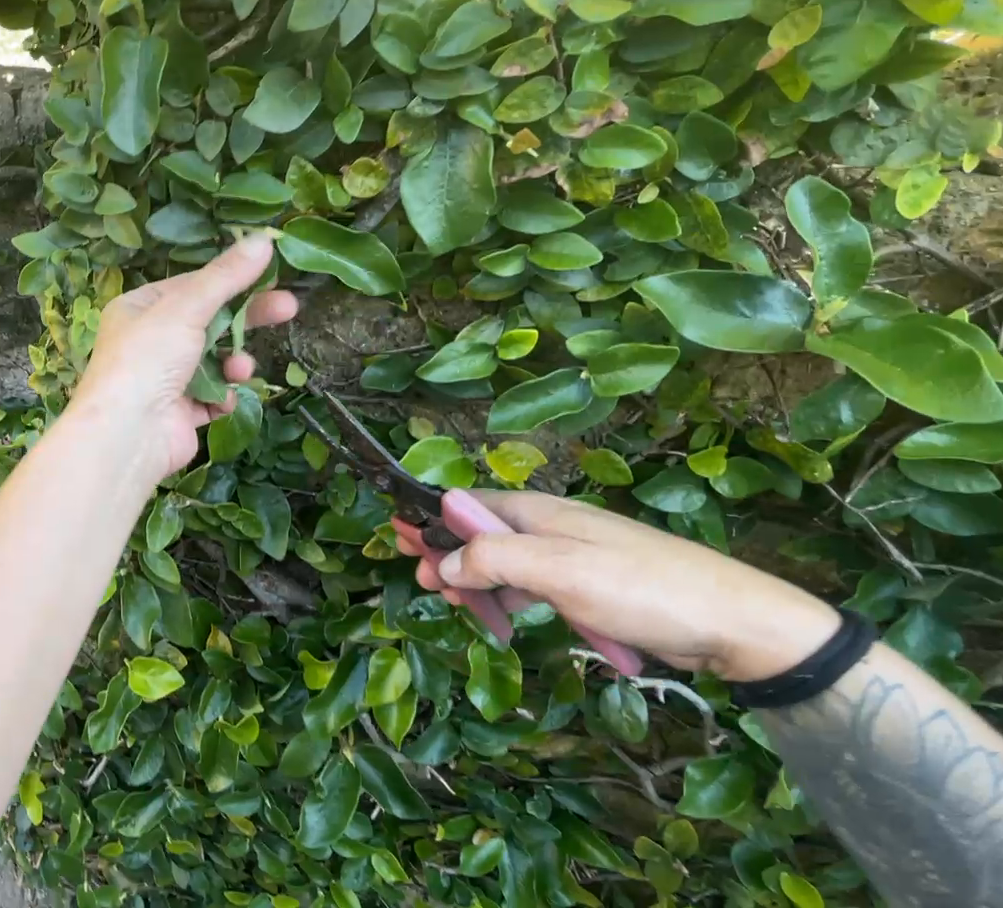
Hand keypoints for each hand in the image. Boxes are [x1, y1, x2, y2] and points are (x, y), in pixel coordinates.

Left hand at [65, 233, 297, 483]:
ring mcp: (164, 378)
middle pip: (209, 321)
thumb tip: (264, 238)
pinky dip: (222, 396)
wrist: (129, 433)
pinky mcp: (180, 412)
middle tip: (289, 308)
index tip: (270, 275)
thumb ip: (226, 276)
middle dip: (248, 318)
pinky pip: (212, 396)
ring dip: (234, 363)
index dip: (230, 281)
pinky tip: (222, 400)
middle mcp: (149, 341)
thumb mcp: (186, 307)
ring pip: (215, 360)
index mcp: (139, 308)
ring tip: (239, 370)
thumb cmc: (148, 359)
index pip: (191, 286)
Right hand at [396, 489, 839, 680]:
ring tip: (456, 609)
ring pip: (503, 564)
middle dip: (446, 556)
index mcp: (535, 511)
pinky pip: (532, 588)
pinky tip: (505, 623)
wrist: (735, 624)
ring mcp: (567, 557)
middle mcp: (546, 527)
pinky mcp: (586, 587)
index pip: (463, 506)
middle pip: (478, 535)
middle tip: (423, 584)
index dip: (426, 520)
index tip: (394, 537)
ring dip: (475, 584)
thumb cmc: (640, 587)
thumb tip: (441, 564)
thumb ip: (492, 561)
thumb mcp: (557, 570)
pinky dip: (511, 602)